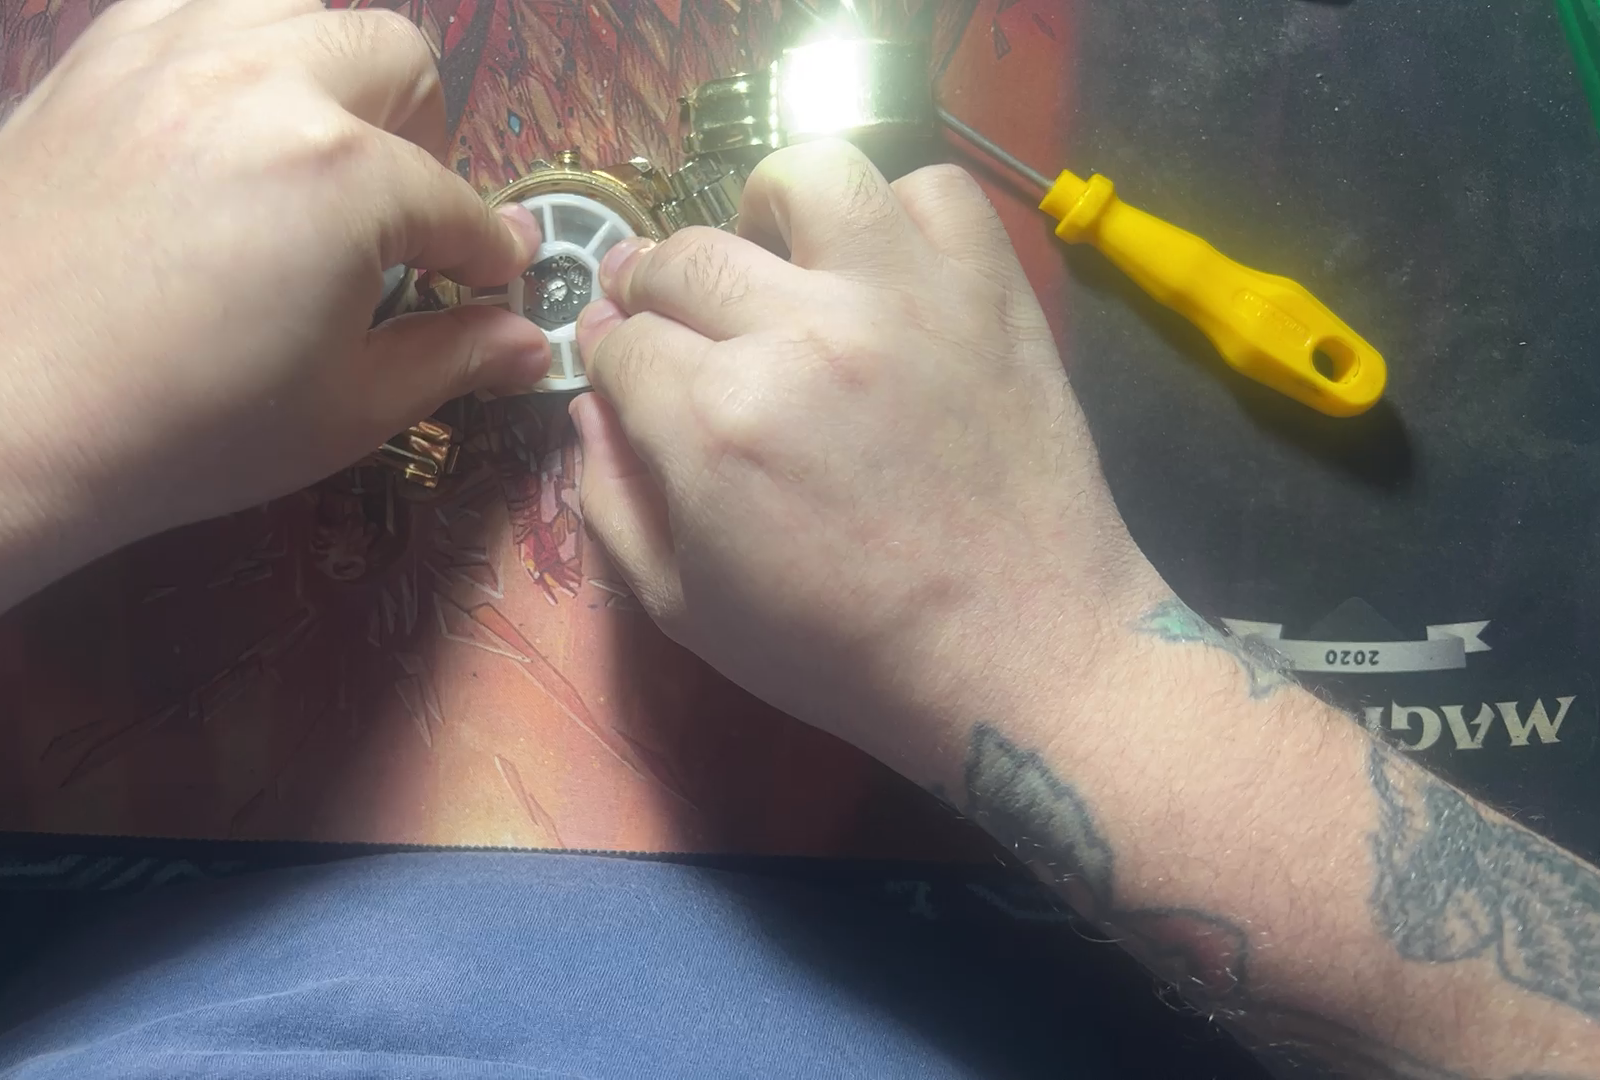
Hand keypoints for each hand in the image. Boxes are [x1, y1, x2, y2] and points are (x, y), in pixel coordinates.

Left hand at [0, 0, 544, 568]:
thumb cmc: (196, 430)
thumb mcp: (355, 408)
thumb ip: (459, 357)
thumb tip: (537, 344)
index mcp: (343, 173)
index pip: (460, 206)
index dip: (492, 258)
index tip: (497, 291)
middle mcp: (264, 77)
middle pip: (399, 60)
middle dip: (429, 146)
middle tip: (406, 230)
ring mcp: (166, 46)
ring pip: (305, 15)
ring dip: (345, 89)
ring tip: (324, 176)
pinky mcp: (95, 53)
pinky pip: (209, 17)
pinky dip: (257, 70)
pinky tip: (236, 151)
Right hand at [571, 140, 1163, 761]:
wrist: (1010, 653)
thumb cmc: (837, 650)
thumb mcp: (685, 608)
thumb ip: (611, 502)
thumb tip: (589, 409)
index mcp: (709, 423)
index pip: (621, 343)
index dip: (607, 356)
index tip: (620, 370)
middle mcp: (796, 334)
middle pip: (683, 257)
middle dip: (651, 286)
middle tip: (668, 319)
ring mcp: (902, 297)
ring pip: (805, 176)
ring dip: (761, 213)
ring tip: (769, 260)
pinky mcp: (987, 290)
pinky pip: (932, 191)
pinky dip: (891, 215)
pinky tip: (877, 270)